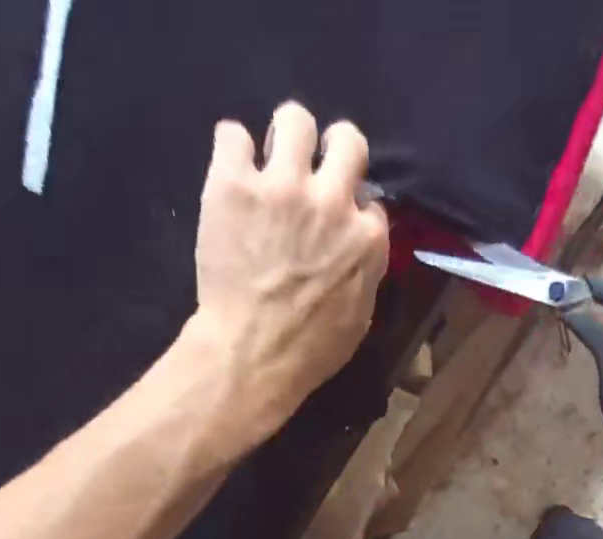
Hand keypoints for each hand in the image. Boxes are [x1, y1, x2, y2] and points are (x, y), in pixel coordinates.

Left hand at [188, 102, 390, 423]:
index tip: (335, 221)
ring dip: (285, 136)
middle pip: (346, 140)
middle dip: (332, 150)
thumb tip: (359, 252)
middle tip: (312, 171)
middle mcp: (332, 201)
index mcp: (367, 239)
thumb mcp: (358, 318)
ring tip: (270, 161)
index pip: (370, 200)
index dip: (353, 208)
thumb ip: (364, 273)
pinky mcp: (234, 184)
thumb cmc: (309, 352)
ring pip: (294, 119)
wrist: (251, 355)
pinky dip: (232, 150)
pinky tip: (232, 172)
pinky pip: (232, 135)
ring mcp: (282, 188)